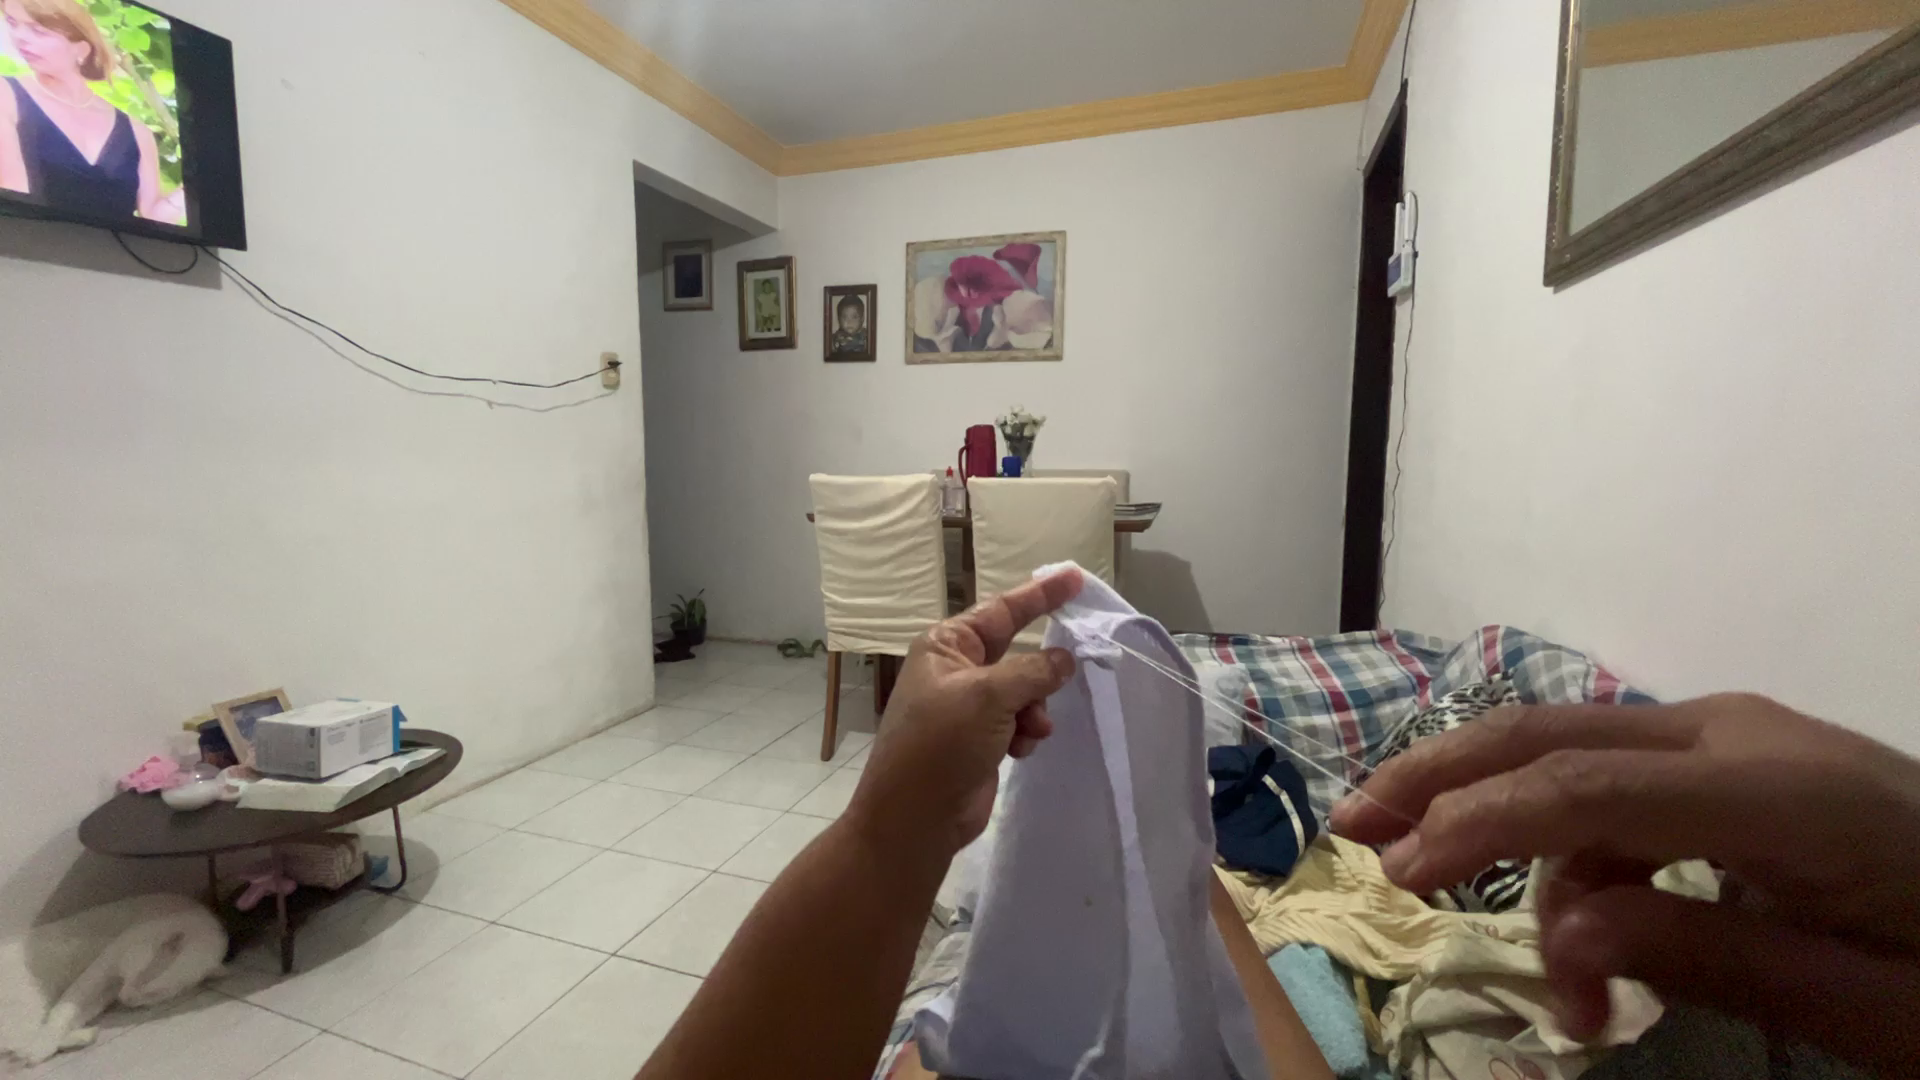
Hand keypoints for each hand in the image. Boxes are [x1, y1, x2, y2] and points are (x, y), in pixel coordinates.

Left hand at [845, 568, 1081, 859]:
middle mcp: (956, 670)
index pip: (1001, 610)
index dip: (1040, 594)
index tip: (1073, 577)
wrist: (915, 818)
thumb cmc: (941, 744)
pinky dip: (1026, 732)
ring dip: (1034, 708)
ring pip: (1024, 690)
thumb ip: (1032, 671)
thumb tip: (1064, 660)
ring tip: (1030, 730)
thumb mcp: (987, 696)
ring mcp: (968, 706)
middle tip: (1078, 656)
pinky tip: (1019, 751)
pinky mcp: (981, 739)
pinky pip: (1020, 721)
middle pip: (1015, 652)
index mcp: (946, 646)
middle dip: (1041, 667)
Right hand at [1330, 693, 1919, 1074]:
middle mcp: (1722, 731)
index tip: (1400, 876)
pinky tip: (1575, 923)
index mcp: (1781, 785)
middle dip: (1431, 777)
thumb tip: (1566, 947)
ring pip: (1547, 753)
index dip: (1475, 823)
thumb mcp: (1888, 1012)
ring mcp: (1707, 734)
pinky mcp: (1700, 756)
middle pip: (1535, 733)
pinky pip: (1593, 790)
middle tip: (1353, 823)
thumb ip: (1715, 961)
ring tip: (1497, 936)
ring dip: (1498, 837)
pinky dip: (1558, 856)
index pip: (1585, 784)